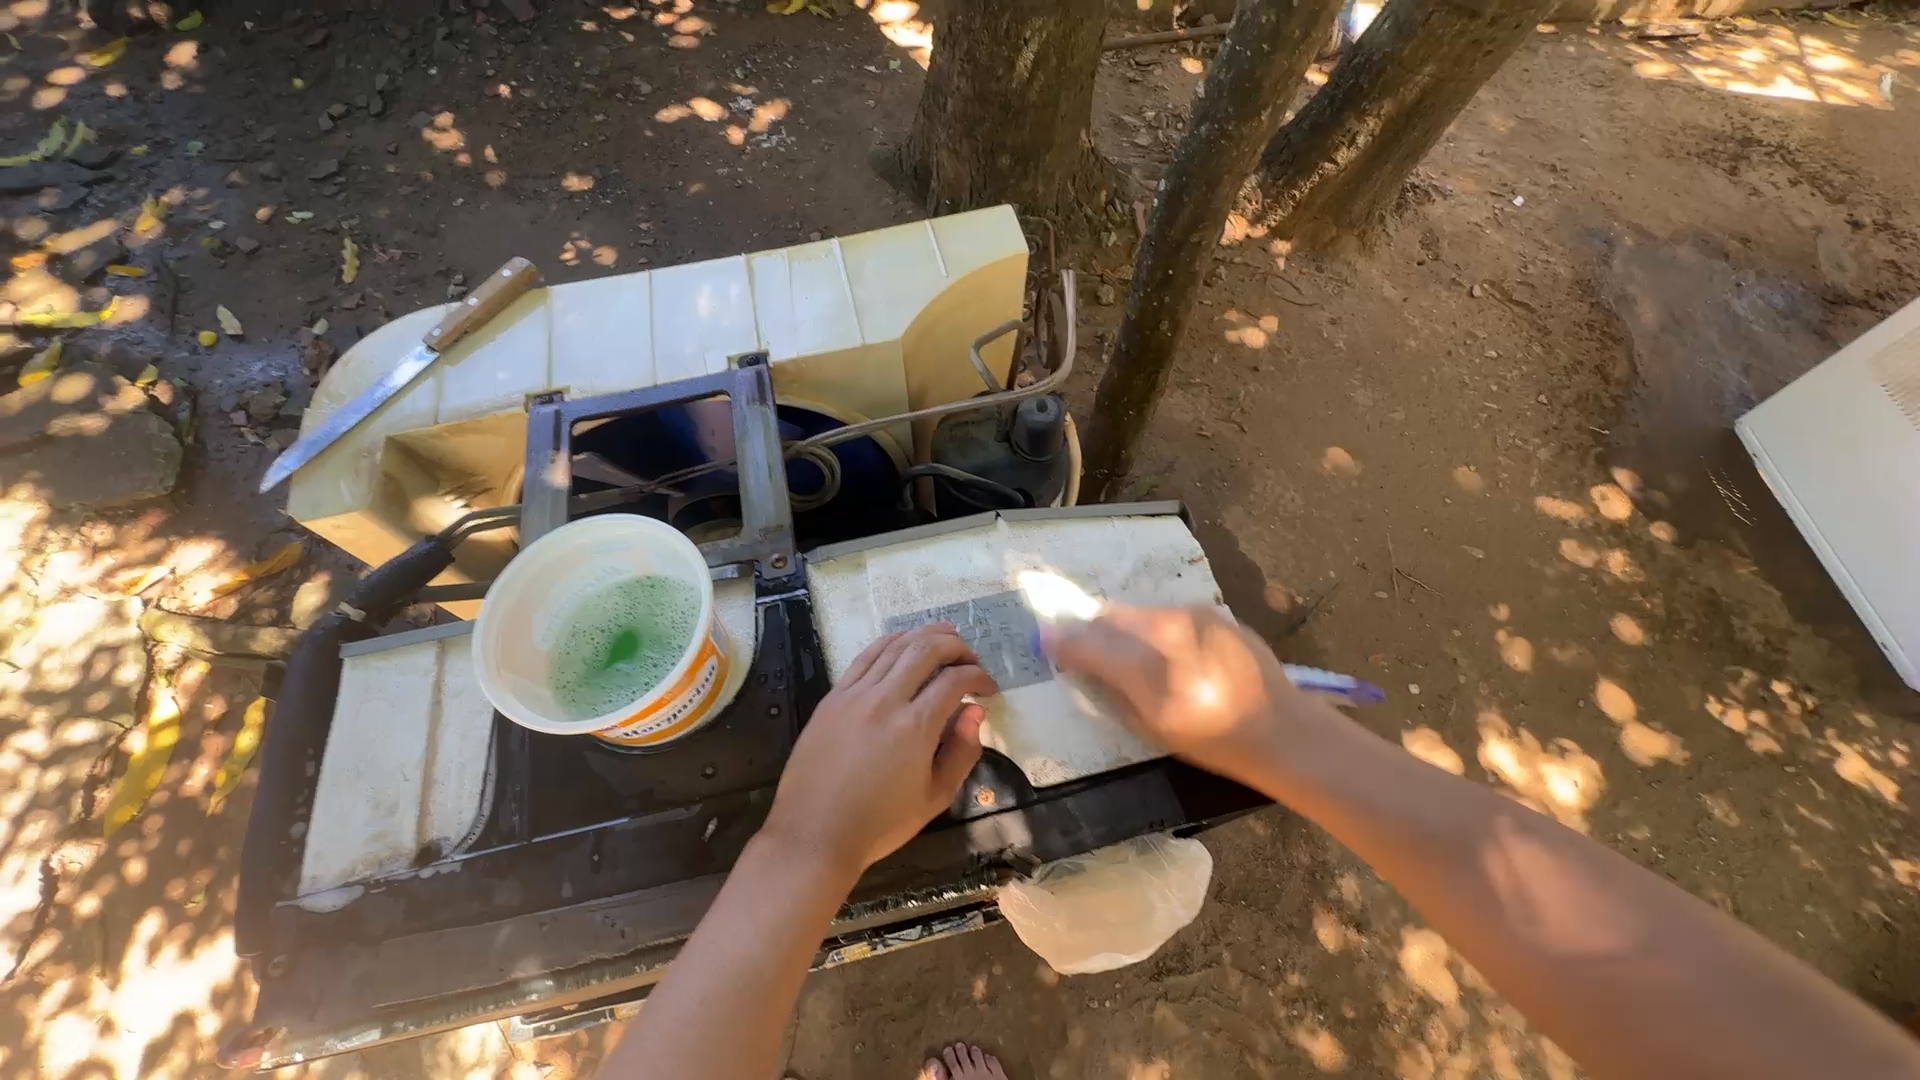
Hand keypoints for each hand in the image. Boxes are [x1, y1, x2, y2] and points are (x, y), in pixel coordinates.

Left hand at [762, 623, 998, 877]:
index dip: (980, 678)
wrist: (814, 834)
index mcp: (915, 727)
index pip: (956, 680)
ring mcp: (855, 694)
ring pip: (896, 644)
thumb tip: (974, 712)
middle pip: (927, 649)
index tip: (989, 690)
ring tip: (947, 637)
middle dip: (957, 647)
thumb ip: (962, 751)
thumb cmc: (879, 824)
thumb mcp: (935, 797)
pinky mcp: (834, 696)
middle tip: (972, 660)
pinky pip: (866, 656)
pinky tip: (905, 642)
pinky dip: (891, 641)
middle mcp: (885, 699)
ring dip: (926, 635)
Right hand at [1043, 605, 1321, 783]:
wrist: (1282, 729)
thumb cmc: (1213, 739)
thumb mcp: (1152, 726)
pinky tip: (1164, 650)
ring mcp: (1194, 615)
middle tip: (1083, 648)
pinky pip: (1167, 613)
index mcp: (1153, 669)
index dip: (1064, 643)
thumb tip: (1078, 661)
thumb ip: (1110, 689)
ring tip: (1126, 651)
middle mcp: (1170, 630)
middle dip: (1093, 631)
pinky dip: (1153, 627)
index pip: (1092, 644)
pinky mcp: (1213, 611)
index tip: (1047, 642)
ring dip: (1123, 627)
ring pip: (1139, 612)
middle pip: (1112, 618)